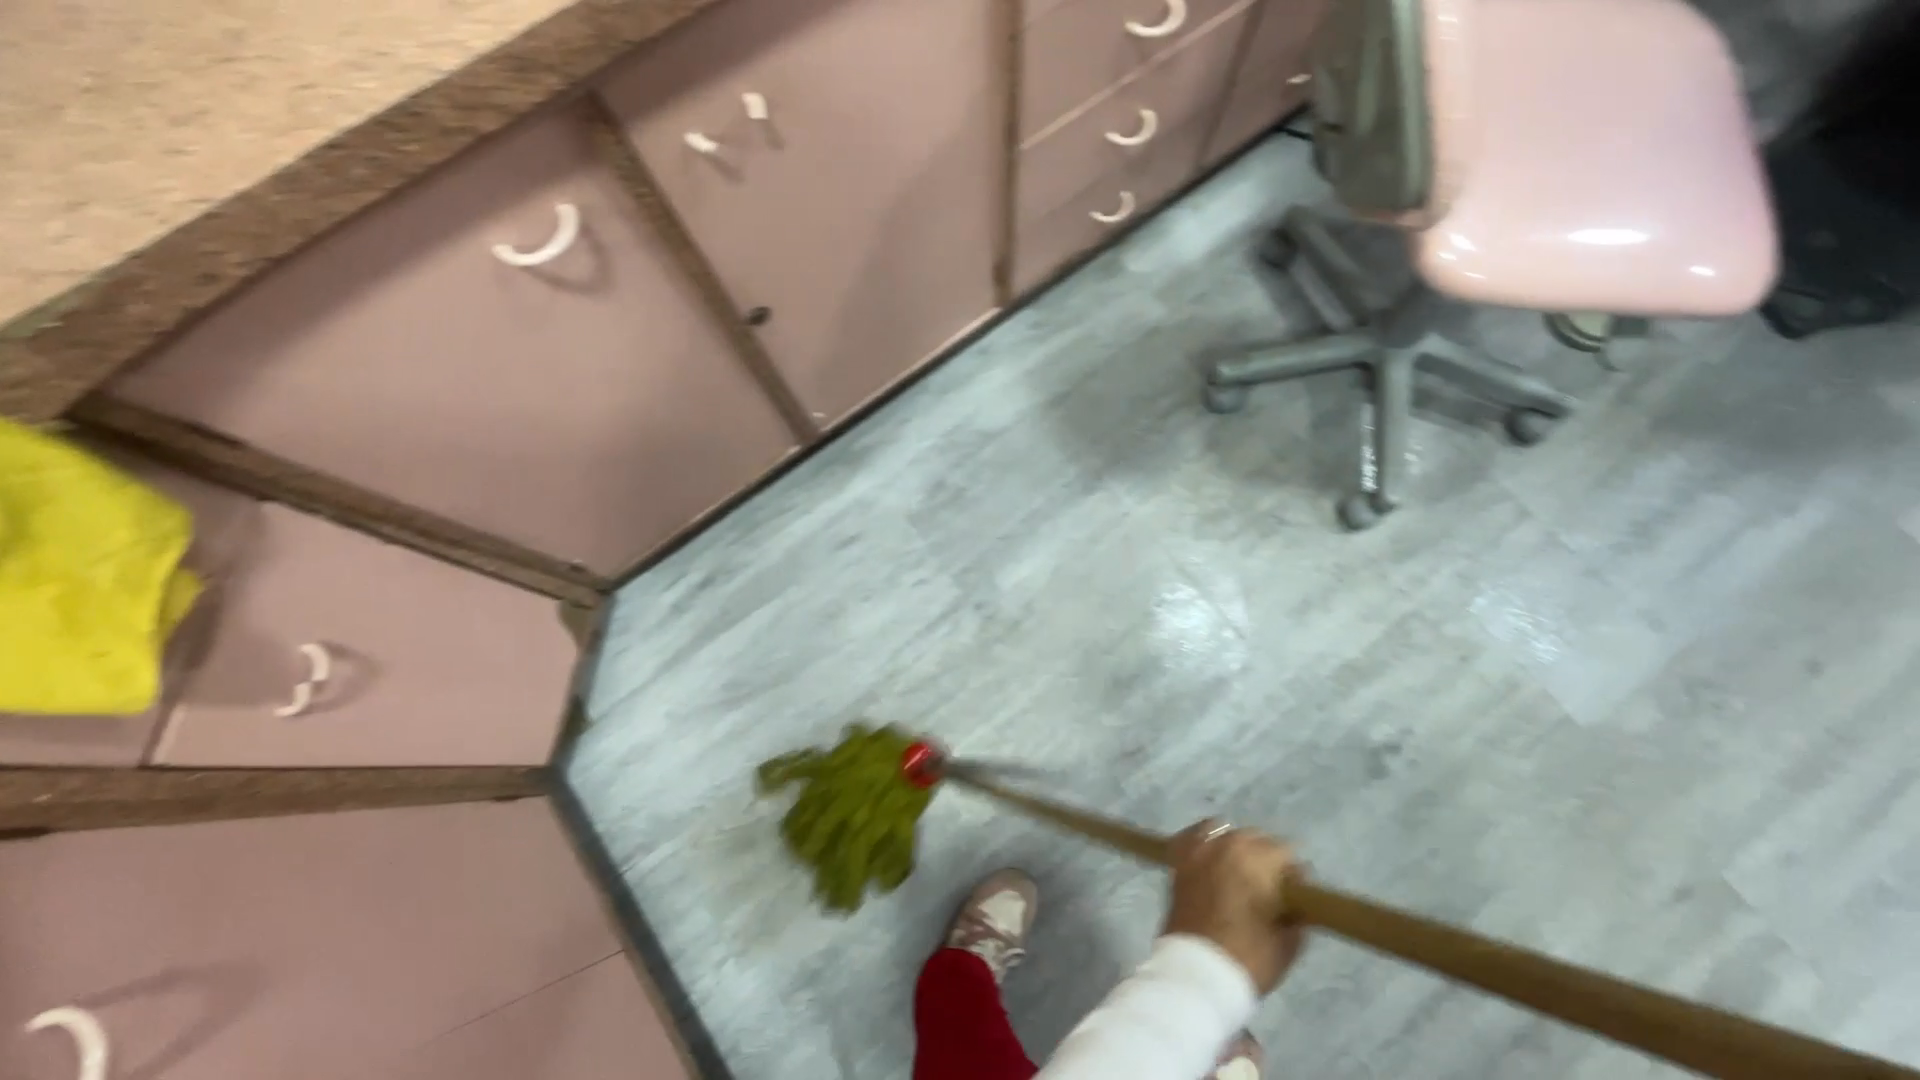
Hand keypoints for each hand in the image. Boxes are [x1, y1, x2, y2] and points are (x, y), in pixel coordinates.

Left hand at [1163, 819, 1304, 993]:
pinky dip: (1201, 839)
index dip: (1294, 874)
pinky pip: (1190, 837)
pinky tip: (1209, 851)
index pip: (1287, 853)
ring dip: (1236, 847)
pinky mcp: (1178, 862)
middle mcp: (1228, 845)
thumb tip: (1299, 902)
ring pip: (1224, 832)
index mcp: (1258, 860)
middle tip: (1270, 888)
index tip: (1296, 896)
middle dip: (1266, 859)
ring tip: (1241, 871)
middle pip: (1256, 839)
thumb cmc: (1247, 958)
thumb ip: (1298, 914)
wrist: (1197, 972)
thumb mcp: (1288, 942)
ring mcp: (1199, 851)